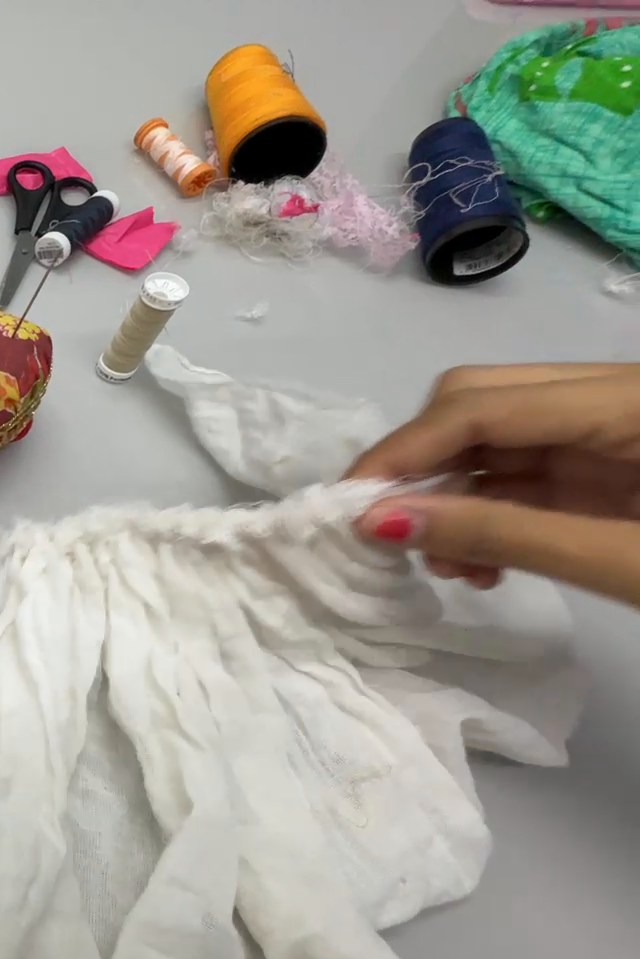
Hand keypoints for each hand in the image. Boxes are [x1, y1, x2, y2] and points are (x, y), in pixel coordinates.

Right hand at [345, 363, 639, 604]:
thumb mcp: (626, 564)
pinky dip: (483, 509)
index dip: (400, 453)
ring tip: (447, 563)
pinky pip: (522, 467)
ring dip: (445, 494)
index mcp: (638, 402)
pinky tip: (483, 558)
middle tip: (391, 526)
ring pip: (490, 435)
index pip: (479, 407)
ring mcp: (618, 425)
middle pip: (476, 400)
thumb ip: (502, 534)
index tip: (348, 509)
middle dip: (416, 463)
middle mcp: (621, 395)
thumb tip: (375, 521)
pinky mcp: (618, 458)